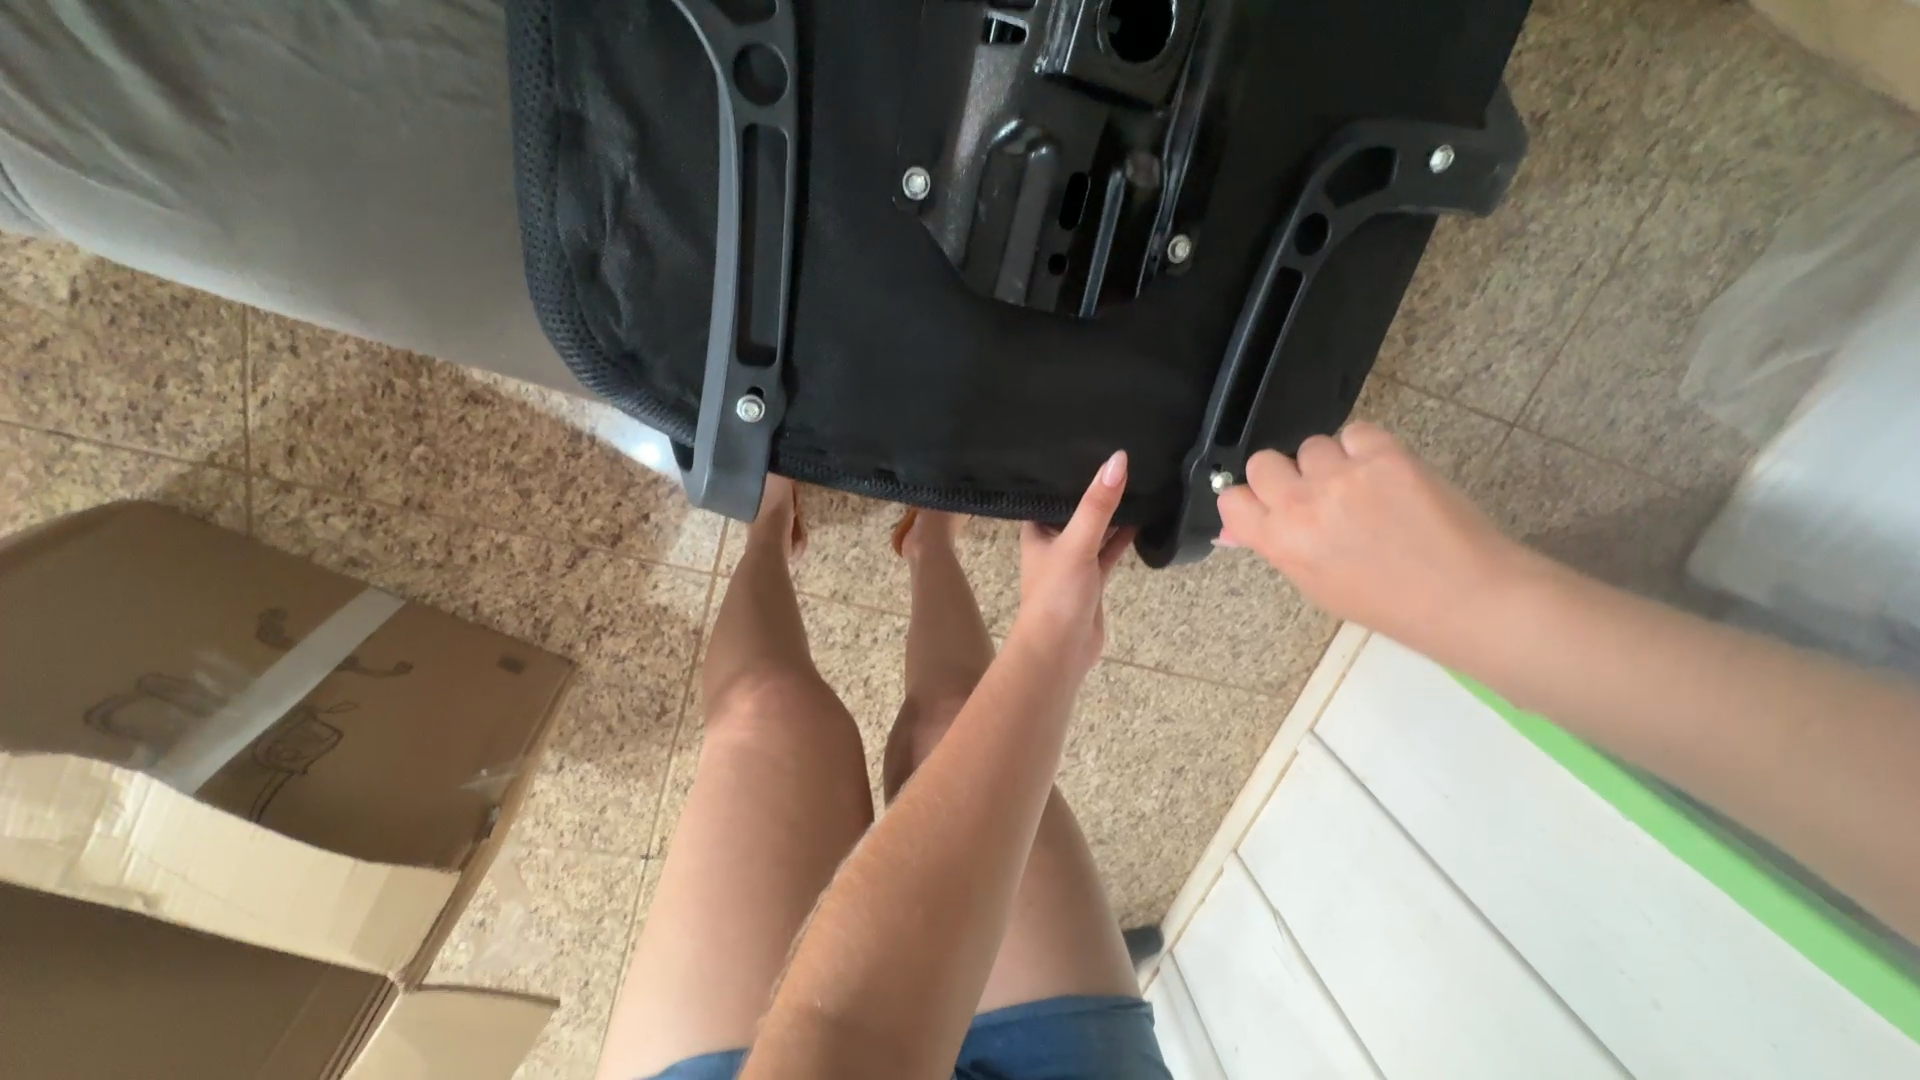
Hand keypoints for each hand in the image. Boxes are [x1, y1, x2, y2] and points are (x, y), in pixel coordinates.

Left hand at [1013, 451, 1135, 676]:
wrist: (1061, 650)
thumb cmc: (1057, 594)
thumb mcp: (1077, 542)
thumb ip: (1098, 504)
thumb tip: (1118, 459)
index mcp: (1036, 529)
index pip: (1050, 491)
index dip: (1067, 469)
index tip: (1088, 441)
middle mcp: (1052, 541)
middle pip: (1075, 508)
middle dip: (1095, 488)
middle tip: (1121, 455)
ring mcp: (1074, 561)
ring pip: (1096, 528)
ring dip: (1113, 511)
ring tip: (1137, 478)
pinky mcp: (1093, 579)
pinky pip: (1110, 550)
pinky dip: (1124, 536)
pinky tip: (1143, 516)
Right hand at [1216, 423, 1541, 650]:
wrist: (1464, 596)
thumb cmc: (1386, 603)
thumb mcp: (1315, 585)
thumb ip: (1275, 547)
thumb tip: (1236, 528)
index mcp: (1281, 543)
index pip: (1232, 499)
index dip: (1250, 500)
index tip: (1269, 507)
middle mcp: (1303, 505)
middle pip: (1264, 462)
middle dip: (1284, 476)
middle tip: (1315, 496)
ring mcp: (1344, 476)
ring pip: (1312, 446)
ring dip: (1329, 462)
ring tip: (1360, 488)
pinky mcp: (1385, 455)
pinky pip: (1355, 432)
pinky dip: (1364, 448)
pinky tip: (1382, 474)